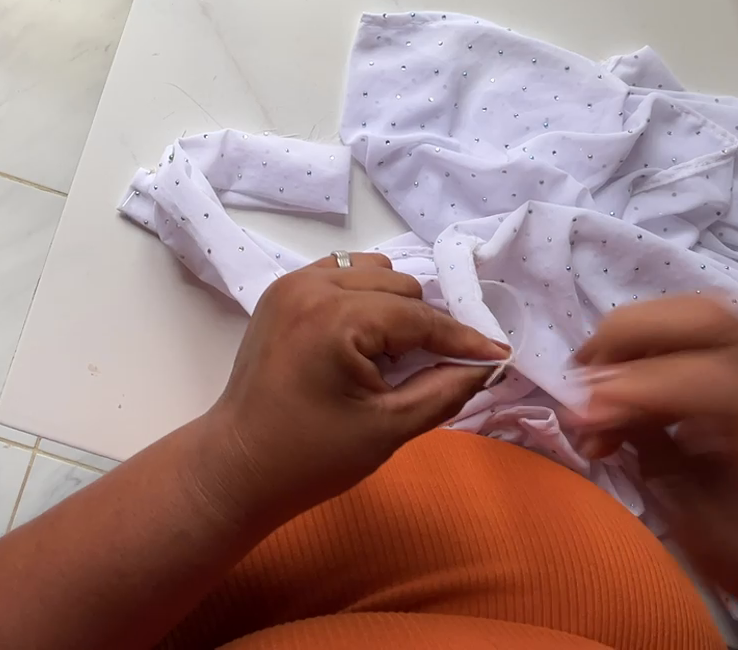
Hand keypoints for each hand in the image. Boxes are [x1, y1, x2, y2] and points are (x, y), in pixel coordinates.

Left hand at [192, 253, 508, 524]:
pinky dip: (363, 295)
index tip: (498, 354)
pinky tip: (362, 335)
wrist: (239, 465)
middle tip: (430, 368)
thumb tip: (486, 366)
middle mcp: (313, 285)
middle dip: (424, 326)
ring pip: (373, 271)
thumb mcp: (388, 429)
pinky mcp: (282, 290)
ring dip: (393, 305)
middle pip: (400, 286)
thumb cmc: (311, 456)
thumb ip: (444, 390)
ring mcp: (293, 283)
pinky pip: (342, 271)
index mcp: (336, 317)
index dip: (461, 338)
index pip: (417, 317)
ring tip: (389, 354)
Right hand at [570, 298, 737, 647]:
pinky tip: (626, 370)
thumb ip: (656, 462)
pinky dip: (655, 340)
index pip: (728, 387)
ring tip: (596, 371)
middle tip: (582, 375)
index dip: (645, 388)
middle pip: (715, 322)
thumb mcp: (711, 541)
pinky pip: (709, 325)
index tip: (585, 413)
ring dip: (636, 333)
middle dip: (631, 337)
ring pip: (707, 311)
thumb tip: (590, 409)